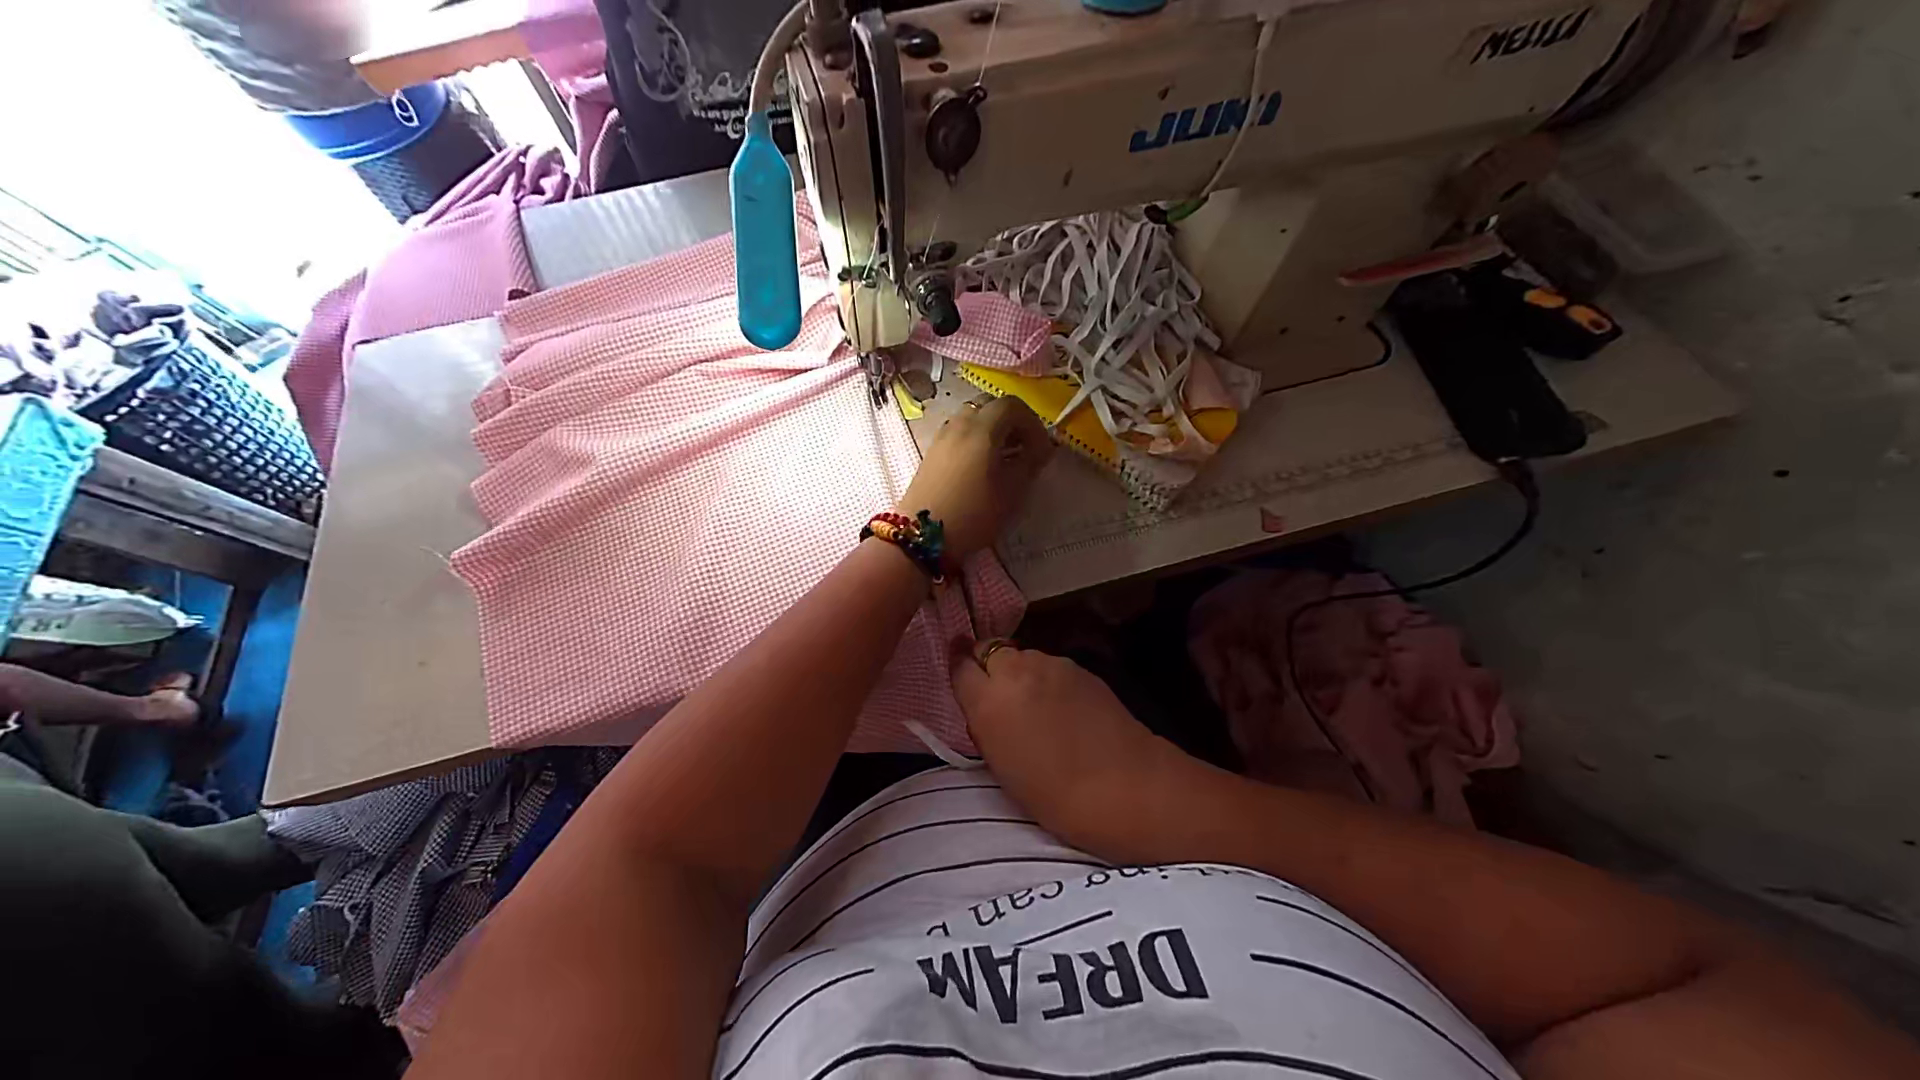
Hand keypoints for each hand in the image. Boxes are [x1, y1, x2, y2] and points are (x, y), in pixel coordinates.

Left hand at [897, 397, 1051, 561]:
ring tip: (1004, 460)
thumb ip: (1031, 462)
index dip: (1032, 423)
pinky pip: (958, 434)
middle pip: (990, 406)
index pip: (1012, 405)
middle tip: (1024, 448)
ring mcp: (941, 437)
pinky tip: (981, 469)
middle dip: (1012, 423)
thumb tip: (1041, 447)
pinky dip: (975, 440)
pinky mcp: (931, 453)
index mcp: (982, 427)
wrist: (922, 536)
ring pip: (972, 419)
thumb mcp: (1013, 490)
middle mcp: (959, 423)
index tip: (1042, 449)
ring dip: (992, 431)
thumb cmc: (974, 512)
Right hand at [949, 642, 1182, 844]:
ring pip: (1024, 656)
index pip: (960, 665)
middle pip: (990, 650)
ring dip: (1022, 673)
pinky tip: (1064, 707)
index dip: (961, 671)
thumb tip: (984, 706)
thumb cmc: (1051, 794)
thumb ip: (985, 723)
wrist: (1122, 786)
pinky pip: (1052, 667)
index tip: (965, 682)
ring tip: (1036, 705)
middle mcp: (1016, 670)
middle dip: (990, 666)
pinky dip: (1050, 680)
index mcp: (988, 700)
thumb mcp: (998, 763)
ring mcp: (1052, 664)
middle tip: (1000, 695)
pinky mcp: (1080, 667)